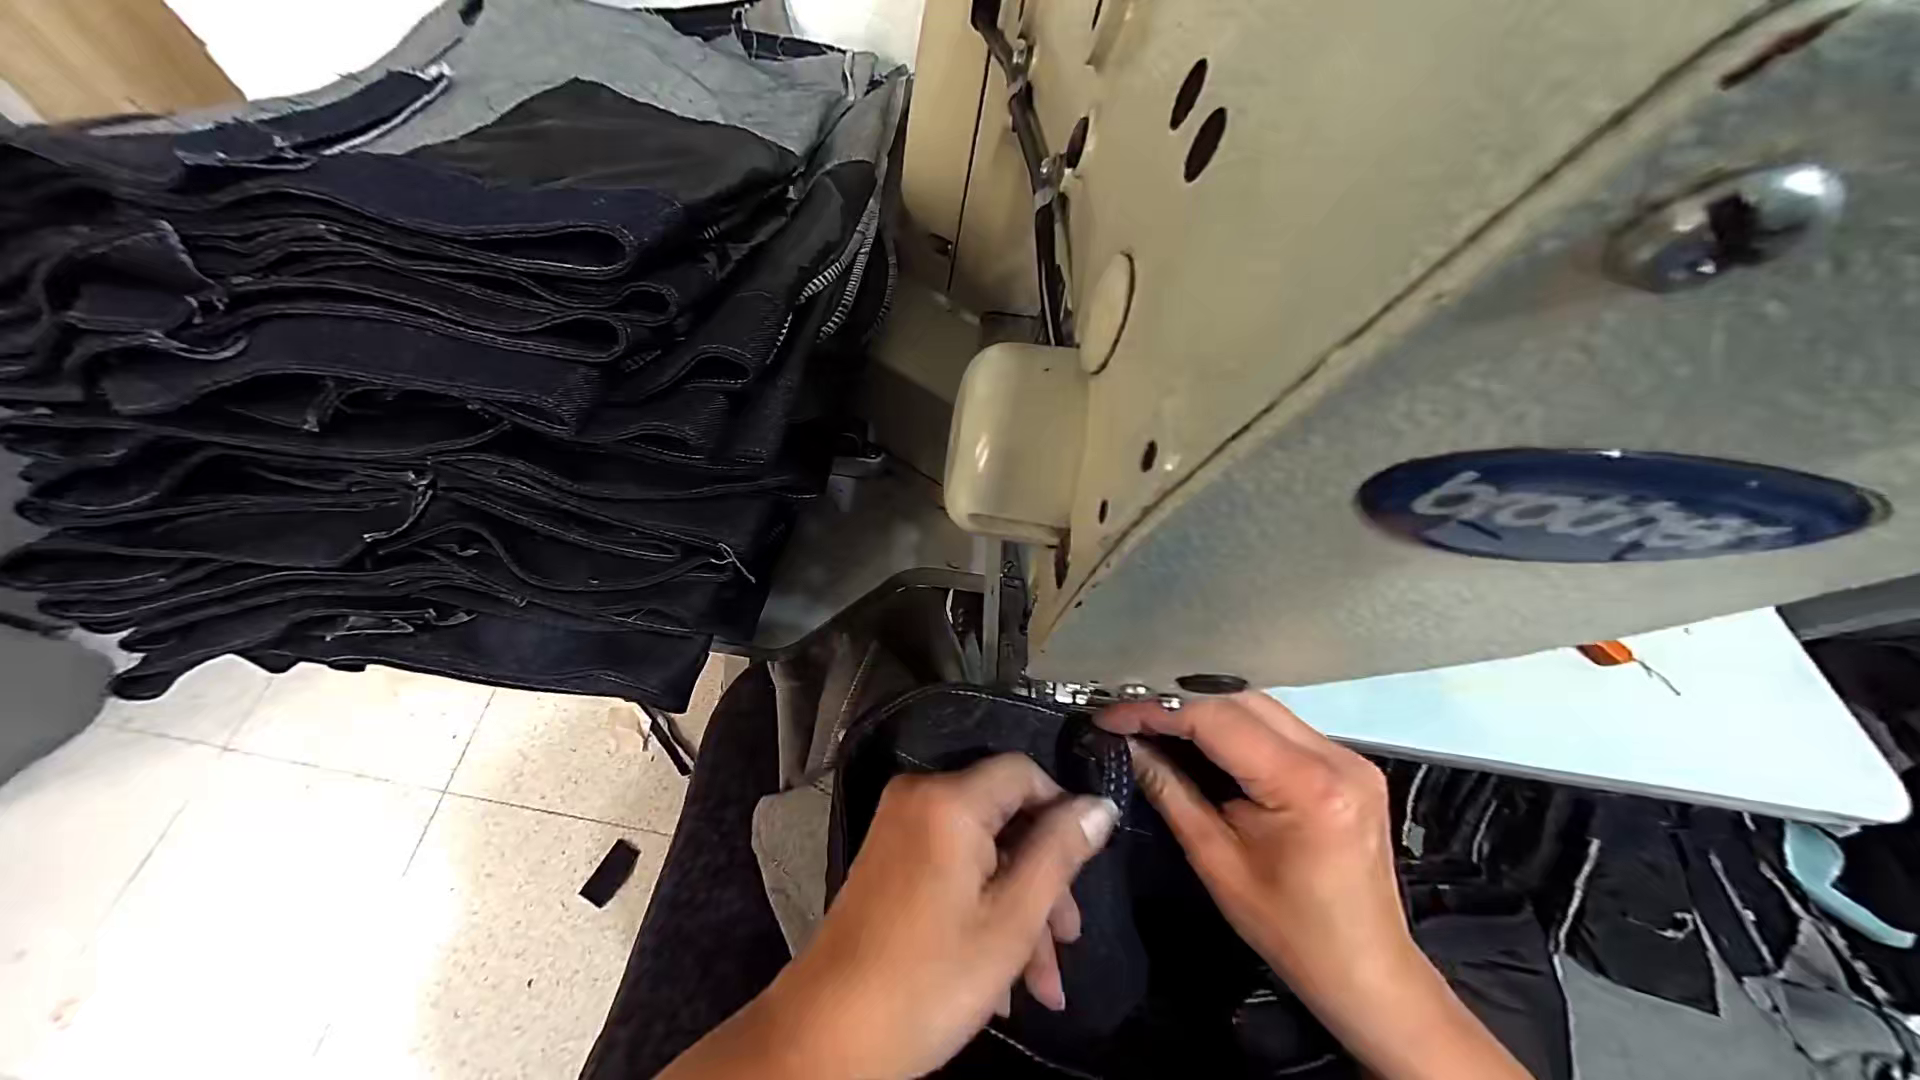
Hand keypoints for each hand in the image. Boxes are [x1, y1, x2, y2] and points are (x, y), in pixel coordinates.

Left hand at [664, 753, 1118, 1079]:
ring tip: (1042, 982)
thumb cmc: (929, 980)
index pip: (1023, 772)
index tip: (1086, 866)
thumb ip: (1060, 852)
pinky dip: (981, 906)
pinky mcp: (889, 856)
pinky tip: (1003, 978)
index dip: (1062, 810)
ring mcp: (899, 825)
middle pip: (1004, 816)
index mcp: (949, 799)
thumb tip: (1100, 806)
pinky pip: (951, 864)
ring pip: (981, 849)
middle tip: (1068, 941)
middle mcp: (920, 796)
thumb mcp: (1012, 919)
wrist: (826, 1037)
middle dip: (1043, 879)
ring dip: (1017, 907)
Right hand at [1096, 692, 1527, 1079]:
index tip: (1110, 715)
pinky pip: (1277, 724)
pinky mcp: (1346, 762)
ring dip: (1203, 707)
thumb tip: (1128, 744)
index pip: (1217, 718)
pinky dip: (1232, 723)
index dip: (1157, 709)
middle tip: (1126, 713)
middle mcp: (1335, 756)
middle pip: (1239, 699)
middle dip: (1176, 701)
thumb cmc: (1288, 928)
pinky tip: (1199, 734)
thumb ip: (1169, 790)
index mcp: (1306, 784)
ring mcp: (1347, 755)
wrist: (1368, 972)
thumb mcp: (1215, 860)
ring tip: (1153, 719)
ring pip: (1258, 704)